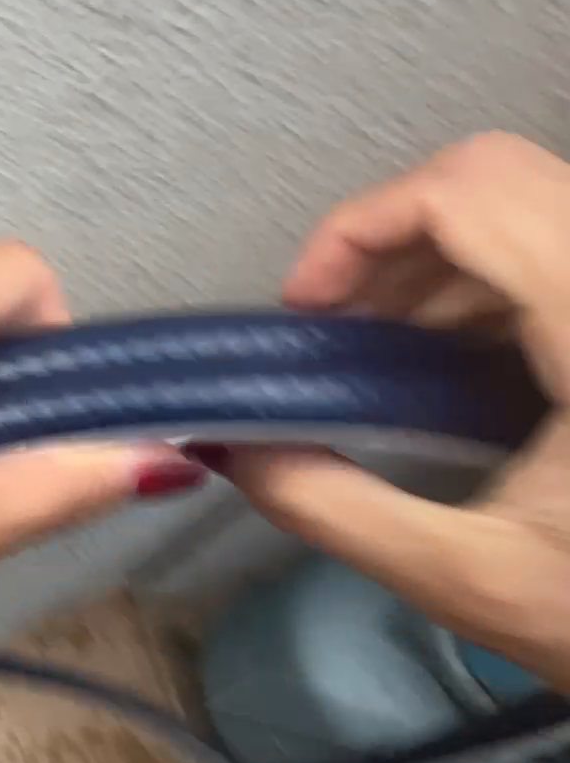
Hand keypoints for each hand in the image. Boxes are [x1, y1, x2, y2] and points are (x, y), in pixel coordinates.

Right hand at [221, 132, 569, 686]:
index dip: (358, 228)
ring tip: (396, 355)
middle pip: (498, 183)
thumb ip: (327, 507)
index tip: (309, 310)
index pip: (471, 190)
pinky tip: (471, 362)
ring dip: (435, 267)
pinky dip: (490, 286)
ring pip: (536, 205)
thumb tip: (225, 448)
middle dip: (386, 248)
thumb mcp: (471, 579)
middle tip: (342, 337)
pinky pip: (563, 247)